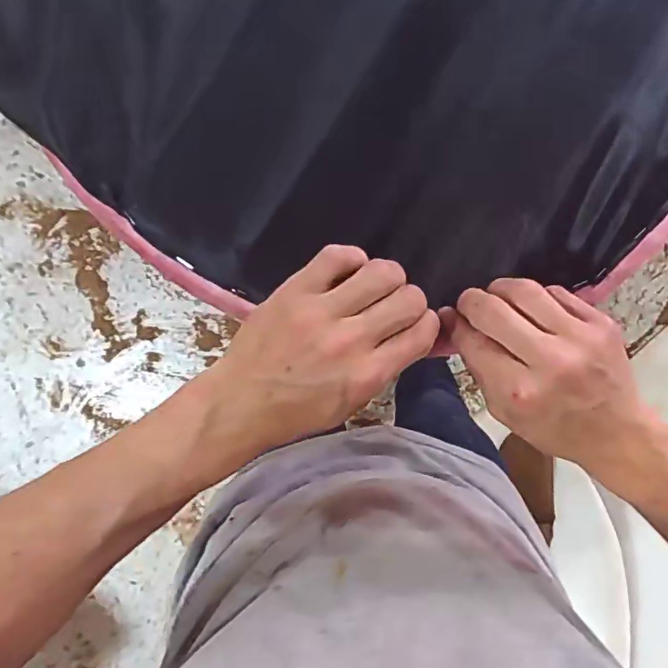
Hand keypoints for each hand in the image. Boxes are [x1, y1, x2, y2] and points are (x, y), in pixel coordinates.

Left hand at [200, 245, 437, 451]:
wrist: (240, 402)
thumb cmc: (298, 411)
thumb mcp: (352, 402)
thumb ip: (387, 368)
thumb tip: (422, 338)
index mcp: (367, 374)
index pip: (422, 332)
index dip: (427, 324)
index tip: (416, 324)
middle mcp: (350, 340)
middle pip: (409, 298)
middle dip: (411, 300)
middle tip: (393, 307)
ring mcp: (320, 311)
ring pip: (381, 272)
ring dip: (388, 278)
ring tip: (373, 288)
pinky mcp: (294, 290)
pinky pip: (337, 256)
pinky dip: (353, 259)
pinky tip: (350, 272)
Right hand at [450, 280, 663, 473]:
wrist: (617, 432)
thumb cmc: (556, 428)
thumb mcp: (506, 414)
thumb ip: (480, 370)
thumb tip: (458, 326)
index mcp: (521, 391)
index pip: (474, 341)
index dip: (457, 324)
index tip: (453, 318)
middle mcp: (551, 361)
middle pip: (493, 309)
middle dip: (472, 301)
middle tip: (470, 304)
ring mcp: (580, 338)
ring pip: (524, 290)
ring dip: (501, 290)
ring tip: (498, 298)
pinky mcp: (601, 323)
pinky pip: (555, 292)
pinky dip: (536, 297)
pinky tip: (533, 309)